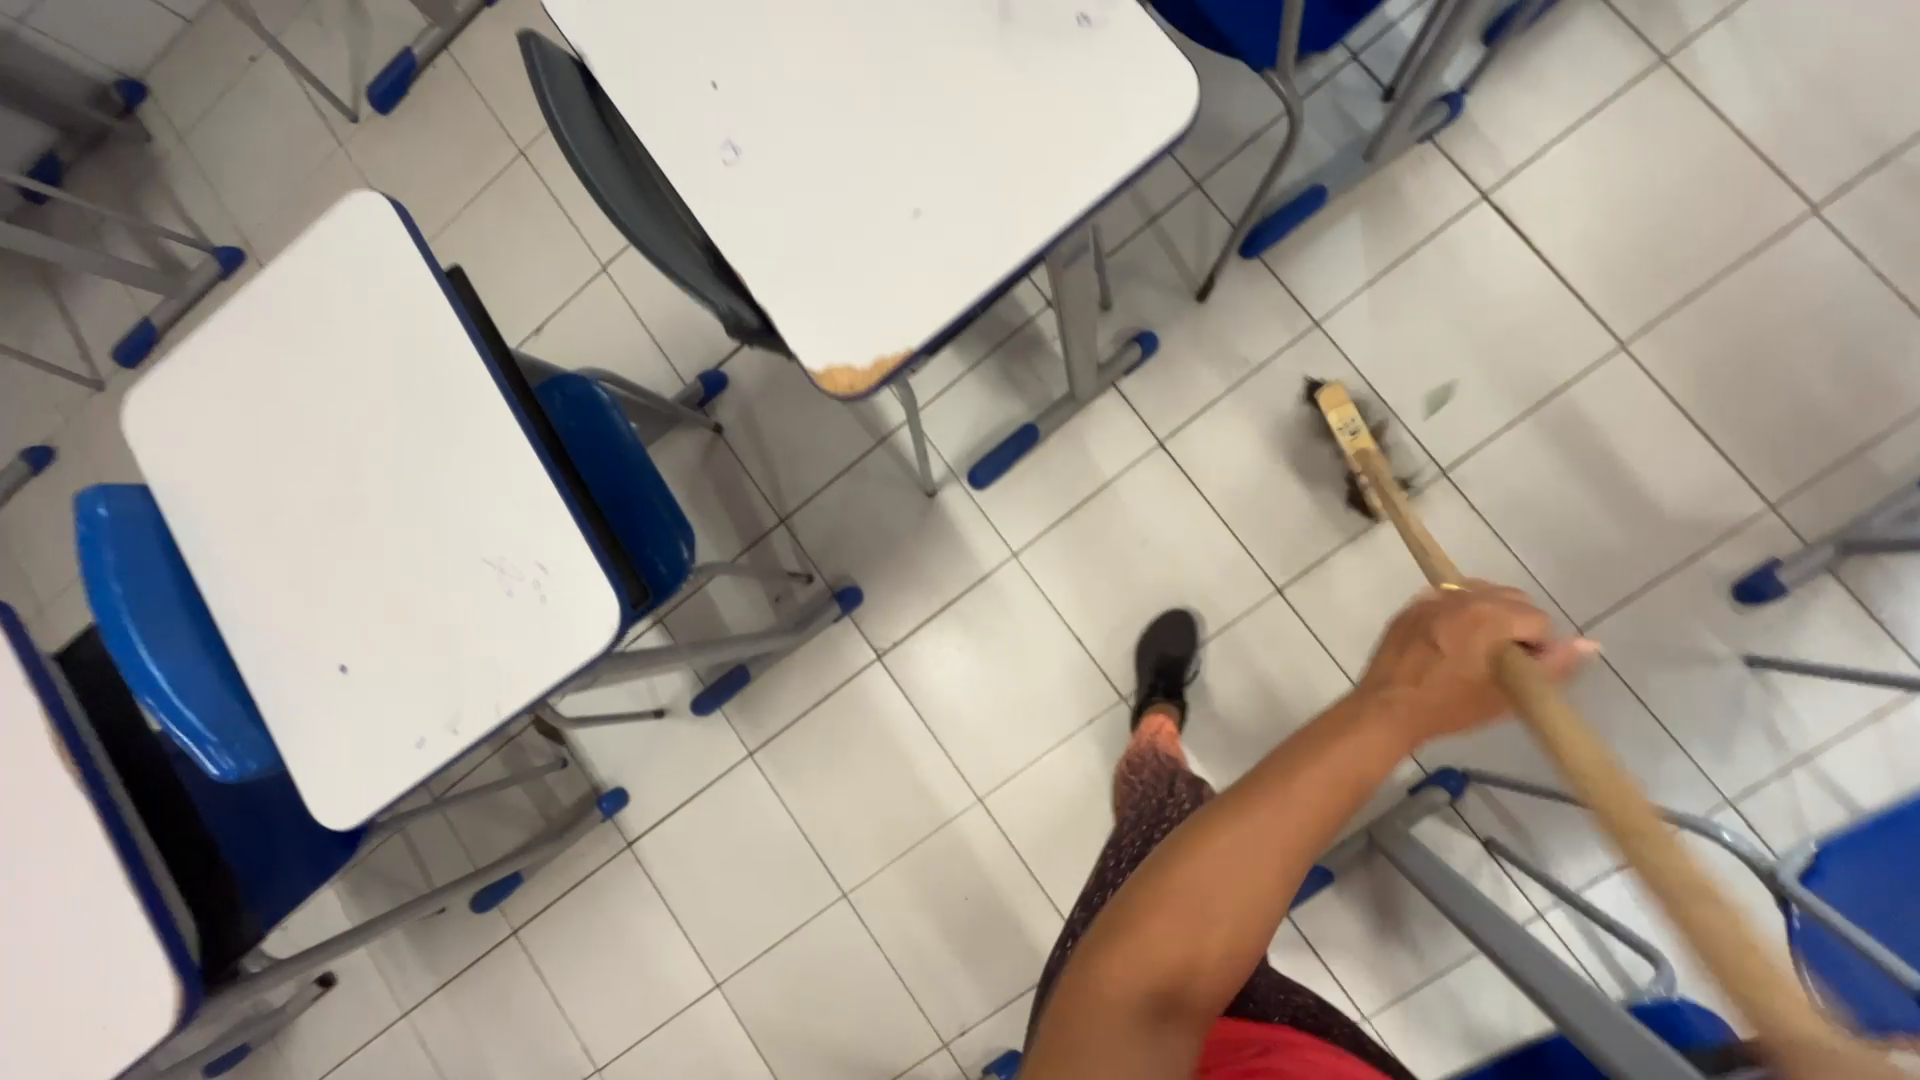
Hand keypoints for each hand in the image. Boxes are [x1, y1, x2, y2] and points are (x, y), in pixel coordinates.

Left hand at [1355, 580, 1596, 746]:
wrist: (1388, 707)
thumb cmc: (1451, 704)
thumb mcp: (1508, 693)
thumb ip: (1553, 666)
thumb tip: (1590, 643)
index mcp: (1490, 615)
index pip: (1538, 620)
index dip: (1538, 646)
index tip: (1521, 669)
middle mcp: (1461, 598)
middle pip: (1511, 599)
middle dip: (1517, 625)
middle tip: (1503, 658)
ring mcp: (1431, 599)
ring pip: (1479, 593)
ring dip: (1489, 614)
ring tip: (1478, 648)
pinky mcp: (1410, 608)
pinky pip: (1447, 598)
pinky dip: (1457, 612)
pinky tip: (1451, 639)